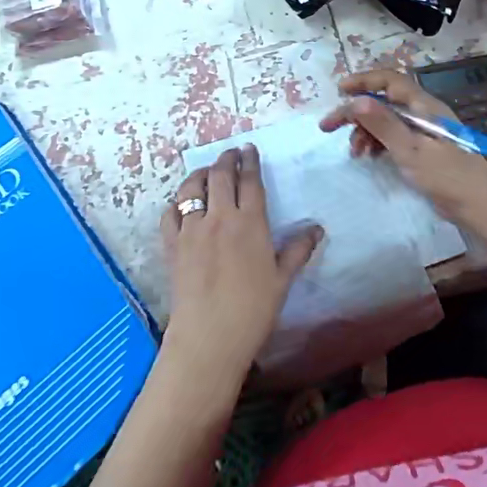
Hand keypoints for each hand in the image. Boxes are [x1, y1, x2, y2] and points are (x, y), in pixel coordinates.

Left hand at [160, 146, 319, 374]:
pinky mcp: (171, 246)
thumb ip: (298, 250)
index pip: (250, 181)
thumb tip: (316, 229)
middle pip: (219, 177)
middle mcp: (219, 218)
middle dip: (225, 160)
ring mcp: (191, 230)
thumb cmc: (253, 309)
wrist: (209, 336)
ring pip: (191, 189)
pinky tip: (182, 205)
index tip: (249, 150)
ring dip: (199, 174)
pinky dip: (176, 203)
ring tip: (205, 171)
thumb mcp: (283, 279)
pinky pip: (170, 214)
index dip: (250, 162)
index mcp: (251, 223)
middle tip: (230, 153)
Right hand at [318, 70, 486, 223]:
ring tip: (354, 153)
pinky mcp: (427, 150)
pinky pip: (396, 138)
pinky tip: (370, 157)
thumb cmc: (448, 177)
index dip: (363, 81)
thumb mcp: (411, 151)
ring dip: (367, 131)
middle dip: (357, 111)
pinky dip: (379, 143)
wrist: (482, 208)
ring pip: (389, 121)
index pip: (390, 80)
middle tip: (330, 127)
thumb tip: (356, 99)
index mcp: (425, 106)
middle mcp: (426, 113)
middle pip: (385, 101)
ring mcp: (427, 132)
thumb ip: (383, 124)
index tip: (338, 91)